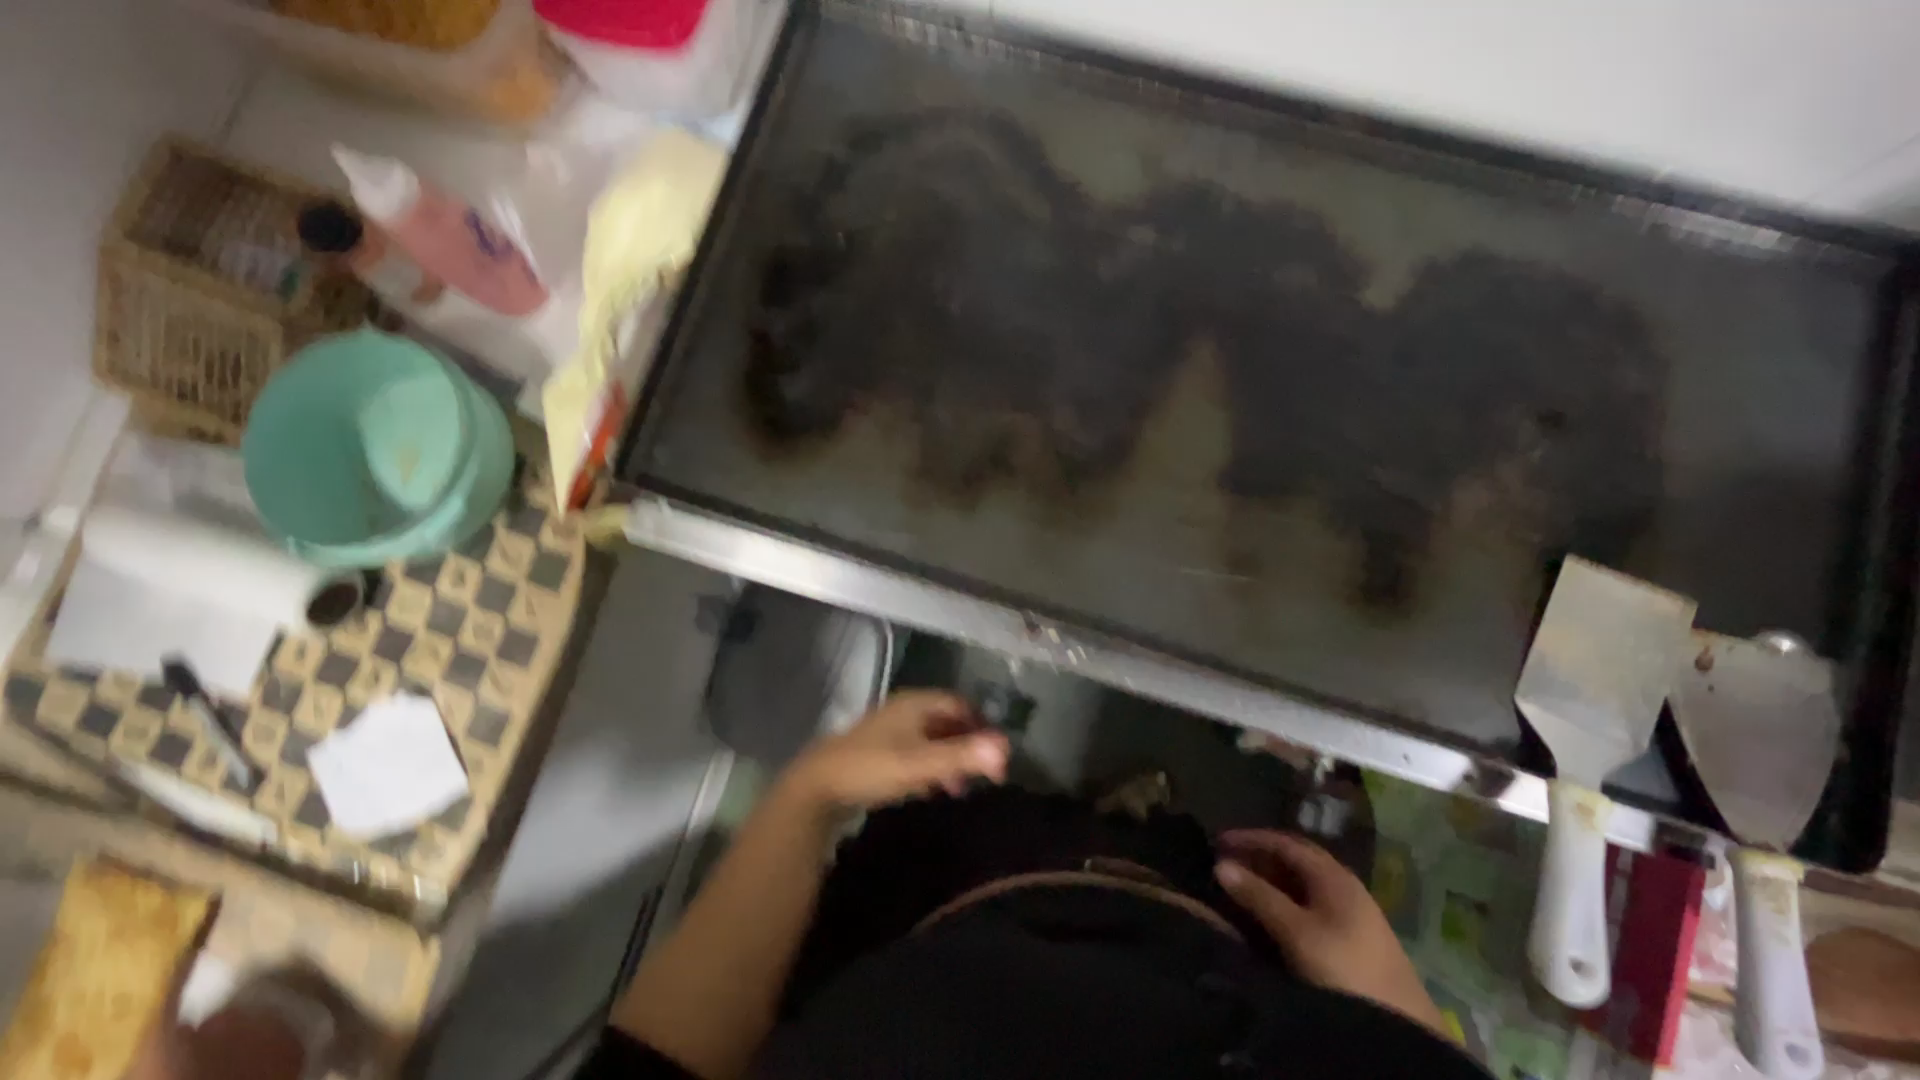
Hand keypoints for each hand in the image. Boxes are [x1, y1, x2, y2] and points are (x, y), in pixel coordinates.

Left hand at [781, 691, 1009, 814]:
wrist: (817, 788)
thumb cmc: (873, 768)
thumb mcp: (922, 764)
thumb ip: (963, 756)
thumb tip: (1007, 749)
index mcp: (915, 704)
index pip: (960, 704)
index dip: (981, 726)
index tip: (997, 754)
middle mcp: (902, 711)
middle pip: (945, 721)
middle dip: (967, 744)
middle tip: (984, 774)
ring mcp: (887, 731)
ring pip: (929, 739)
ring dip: (948, 759)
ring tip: (961, 787)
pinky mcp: (876, 753)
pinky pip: (913, 754)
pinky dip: (929, 768)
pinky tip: (932, 789)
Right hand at [1214, 830, 1447, 1038]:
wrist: (1399, 1020)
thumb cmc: (1344, 966)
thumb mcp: (1295, 931)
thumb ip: (1258, 897)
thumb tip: (1220, 866)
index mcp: (1333, 875)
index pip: (1285, 842)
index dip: (1250, 839)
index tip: (1217, 842)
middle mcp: (1343, 884)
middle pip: (1296, 859)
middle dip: (1259, 857)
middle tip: (1226, 864)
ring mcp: (1351, 910)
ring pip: (1303, 883)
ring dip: (1271, 880)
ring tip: (1242, 888)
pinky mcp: (1352, 935)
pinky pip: (1309, 903)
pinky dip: (1284, 900)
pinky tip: (1271, 915)